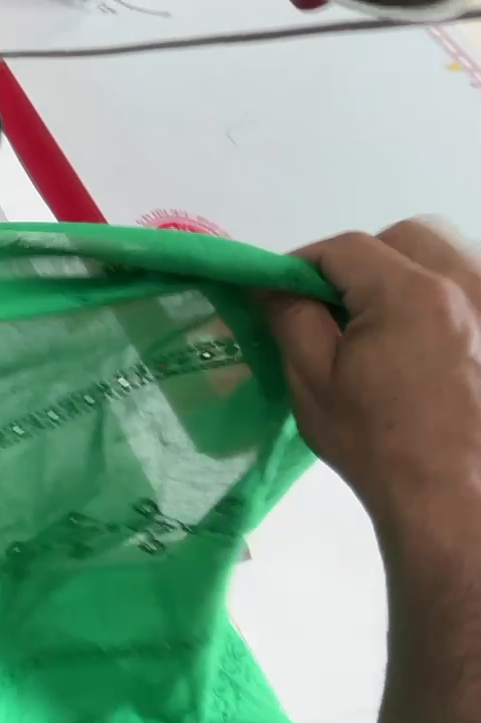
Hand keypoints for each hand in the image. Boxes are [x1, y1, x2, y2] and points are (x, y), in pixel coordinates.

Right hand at [264, 220, 480, 531]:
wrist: (449, 479)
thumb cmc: (369, 433)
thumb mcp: (311, 377)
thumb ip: (291, 319)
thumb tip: (267, 285)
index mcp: (409, 295)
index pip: (344, 249)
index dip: (297, 263)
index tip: (269, 292)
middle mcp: (466, 282)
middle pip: (404, 237)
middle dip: (354, 261)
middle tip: (320, 305)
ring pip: (441, 253)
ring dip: (396, 272)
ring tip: (366, 319)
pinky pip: (464, 281)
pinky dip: (429, 292)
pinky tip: (409, 333)